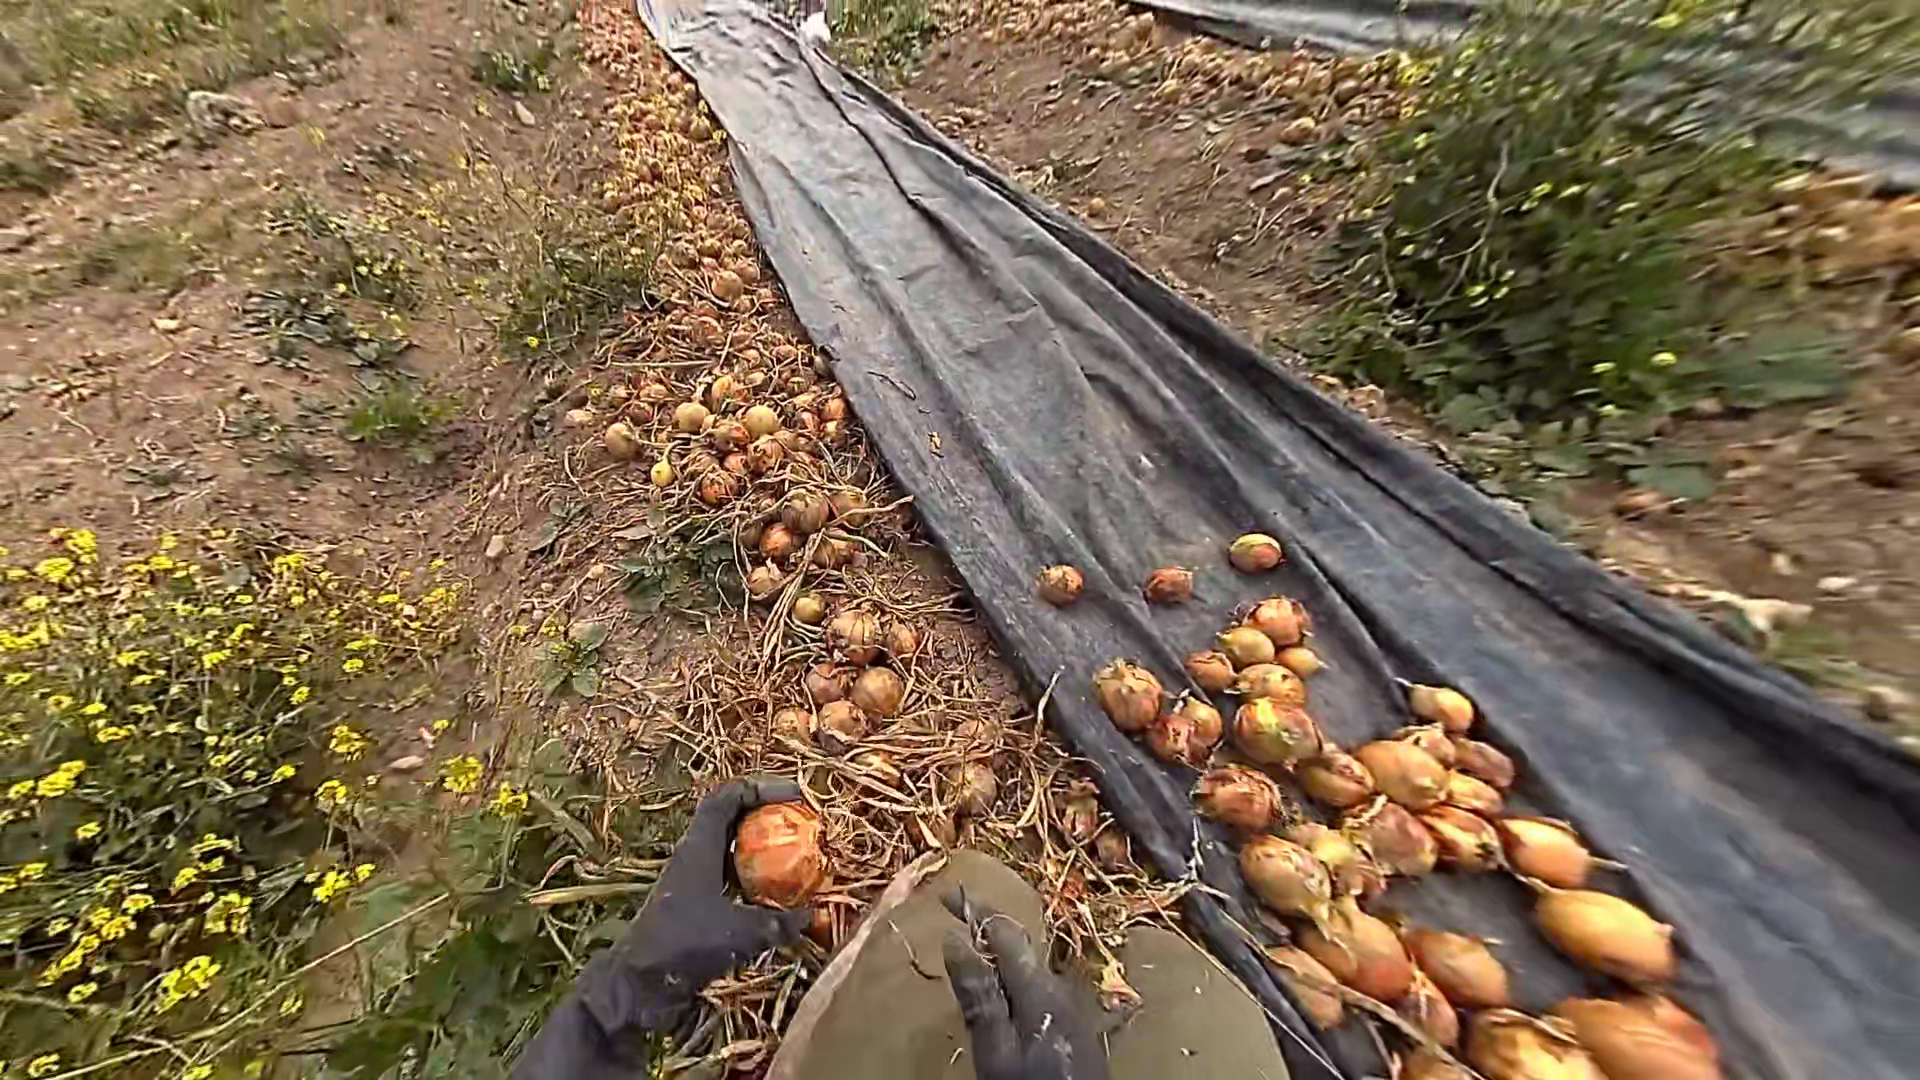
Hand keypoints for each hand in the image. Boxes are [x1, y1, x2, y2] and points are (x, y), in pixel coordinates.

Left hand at [512, 778, 811, 1079]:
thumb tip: (811, 914)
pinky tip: (773, 886)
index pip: (729, 796)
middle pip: (732, 813)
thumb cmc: (680, 947)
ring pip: (731, 841)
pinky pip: (730, 869)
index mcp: (700, 846)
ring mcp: (693, 876)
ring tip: (791, 844)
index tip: (793, 796)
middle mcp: (696, 854)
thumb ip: (777, 923)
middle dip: (766, 809)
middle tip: (796, 816)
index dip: (762, 787)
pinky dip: (754, 869)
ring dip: (760, 838)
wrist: (632, 990)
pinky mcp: (695, 900)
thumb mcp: (737, 933)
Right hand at [942, 891, 1110, 1079]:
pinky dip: (1013, 979)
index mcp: (1040, 985)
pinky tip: (1000, 994)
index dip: (974, 908)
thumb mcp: (996, 1054)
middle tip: (955, 921)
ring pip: (1028, 965)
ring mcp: (1071, 1003)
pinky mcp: (1074, 1023)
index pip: (1003, 929)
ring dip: (999, 955)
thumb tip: (953, 938)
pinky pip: (1037, 986)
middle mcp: (1059, 983)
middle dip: (986, 929)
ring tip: (971, 956)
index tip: (945, 895)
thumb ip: (979, 996)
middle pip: (1018, 944)